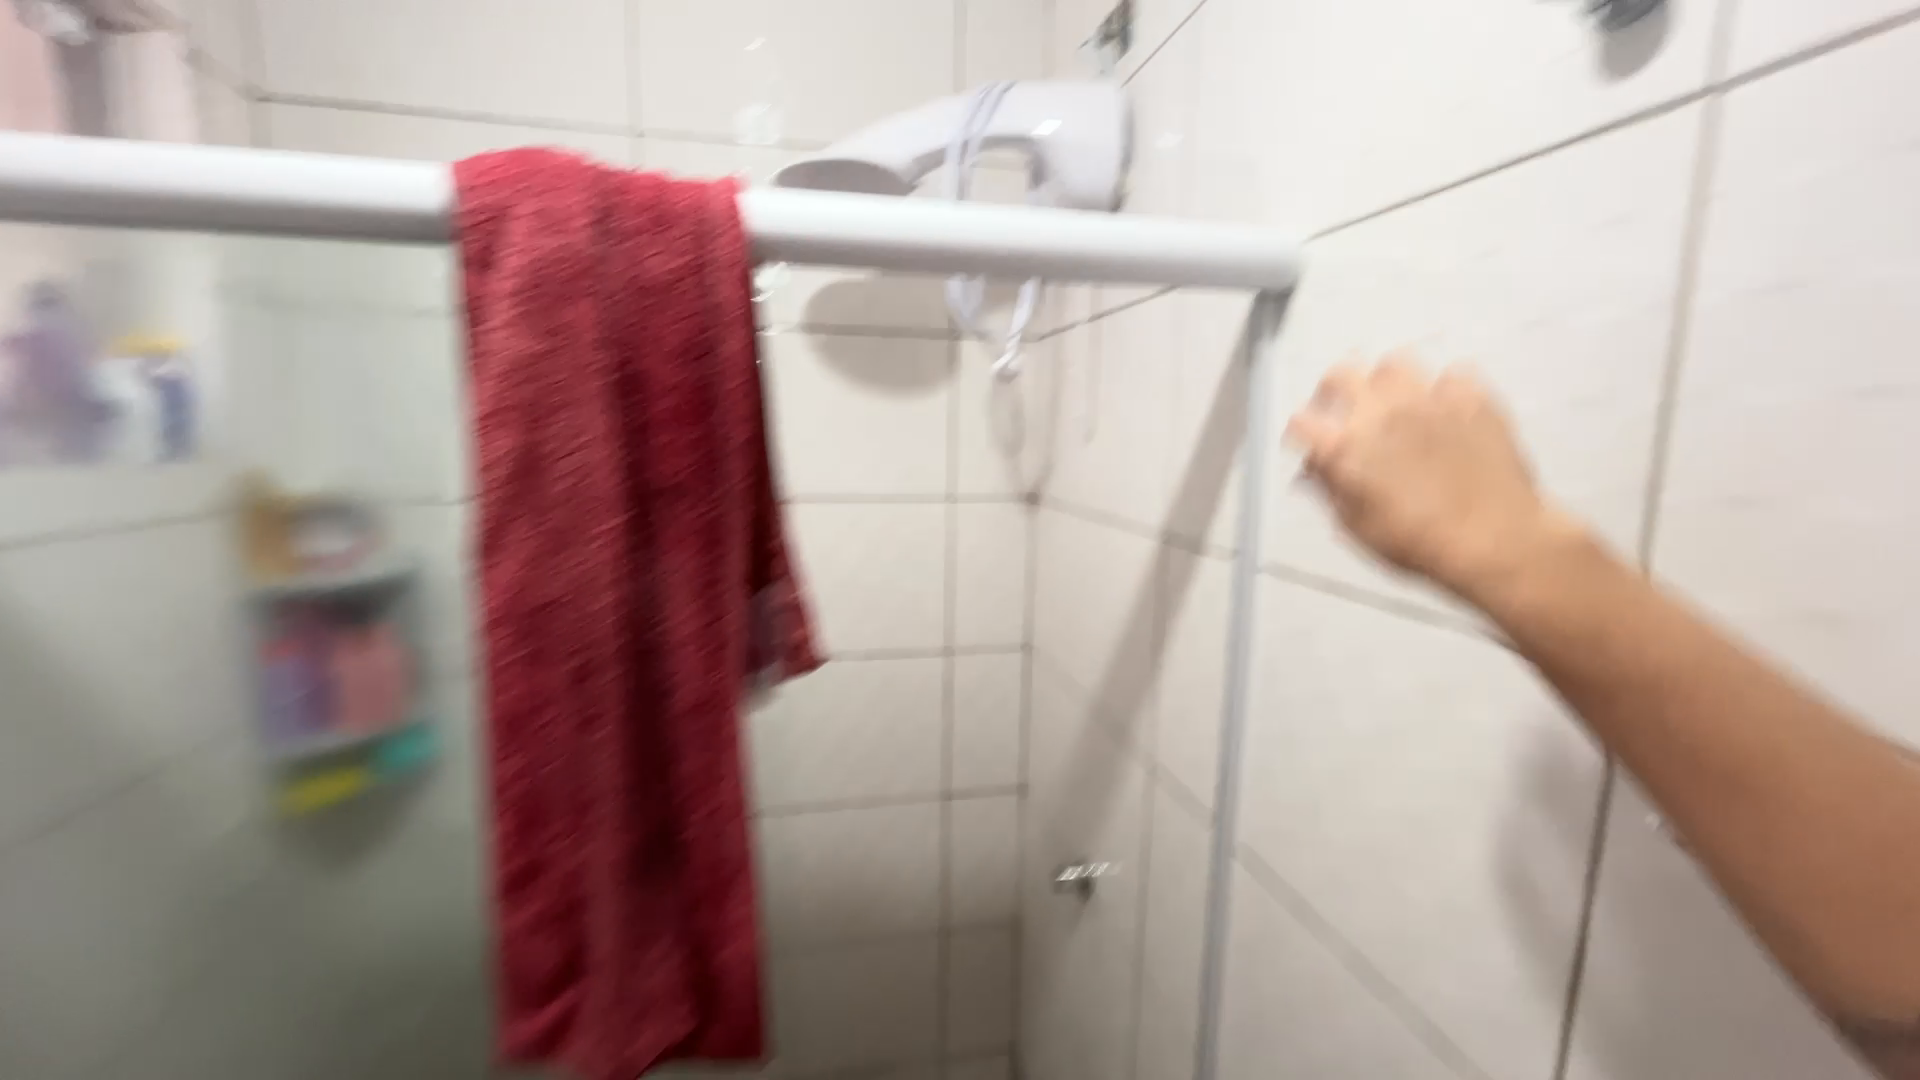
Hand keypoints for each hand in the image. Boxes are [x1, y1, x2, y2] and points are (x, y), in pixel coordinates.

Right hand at [1284, 352, 1574, 599]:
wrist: (1497, 543)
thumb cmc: (1427, 543)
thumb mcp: (1356, 526)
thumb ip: (1329, 488)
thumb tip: (1314, 471)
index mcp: (1347, 448)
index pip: (1302, 422)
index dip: (1298, 432)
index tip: (1304, 438)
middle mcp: (1382, 416)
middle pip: (1340, 376)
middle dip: (1331, 390)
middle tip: (1337, 406)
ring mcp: (1429, 402)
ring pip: (1393, 364)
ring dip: (1384, 380)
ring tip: (1389, 400)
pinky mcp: (1472, 399)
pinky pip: (1452, 374)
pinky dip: (1442, 387)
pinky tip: (1440, 407)